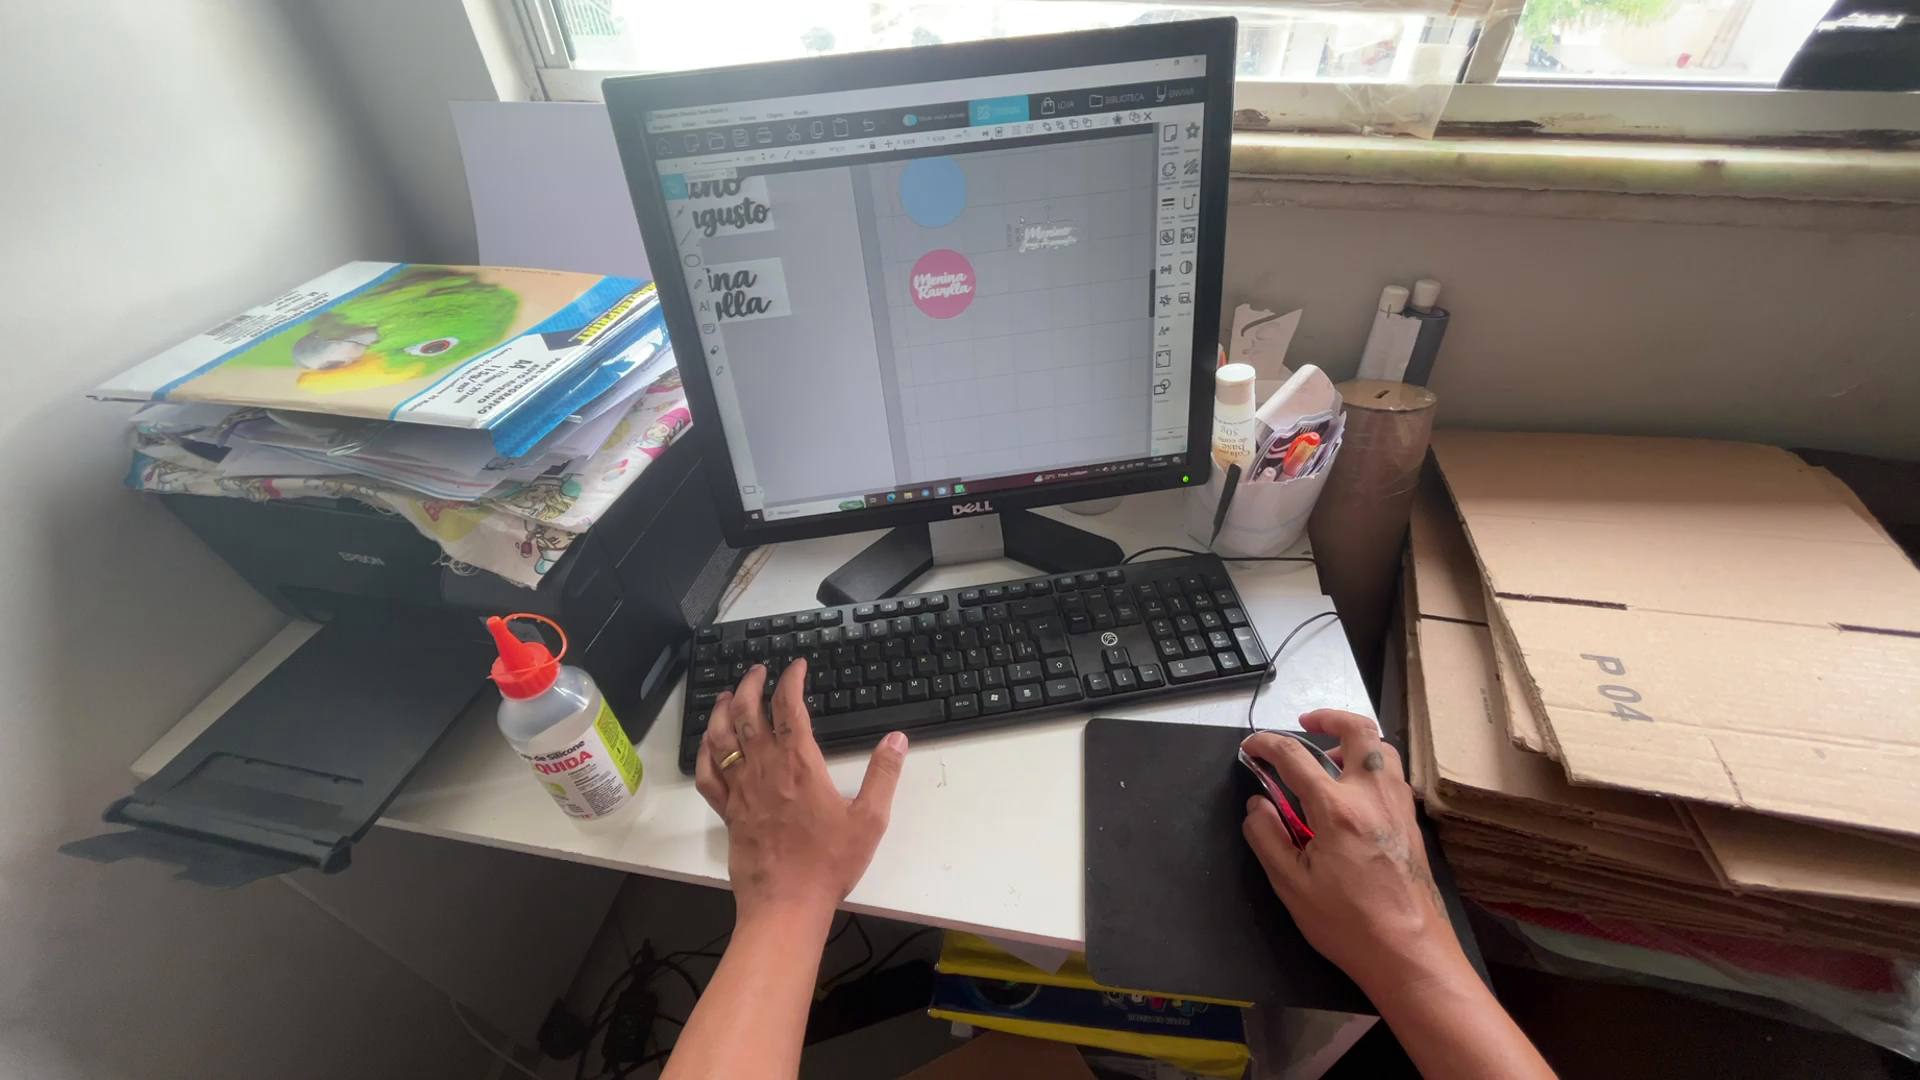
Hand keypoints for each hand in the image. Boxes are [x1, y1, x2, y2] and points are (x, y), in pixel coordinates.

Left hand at [694, 660, 906, 925]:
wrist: (786, 906)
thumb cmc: (827, 864)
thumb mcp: (869, 819)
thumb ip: (884, 775)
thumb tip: (896, 740)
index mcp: (799, 765)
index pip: (789, 707)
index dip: (791, 679)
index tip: (797, 666)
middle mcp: (765, 770)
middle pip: (747, 713)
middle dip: (751, 684)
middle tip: (758, 671)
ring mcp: (741, 791)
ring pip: (721, 738)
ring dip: (722, 710)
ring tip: (729, 694)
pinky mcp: (728, 813)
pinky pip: (708, 776)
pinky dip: (704, 753)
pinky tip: (709, 744)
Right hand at [1241, 709, 1464, 998]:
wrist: (1413, 959)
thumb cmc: (1349, 925)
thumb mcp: (1290, 884)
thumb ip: (1266, 836)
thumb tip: (1258, 806)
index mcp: (1337, 810)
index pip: (1294, 757)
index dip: (1265, 744)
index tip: (1251, 748)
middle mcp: (1373, 798)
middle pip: (1359, 731)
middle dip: (1328, 718)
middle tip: (1305, 724)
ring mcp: (1399, 809)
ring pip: (1384, 749)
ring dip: (1354, 741)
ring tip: (1329, 756)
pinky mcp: (1413, 825)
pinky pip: (1393, 775)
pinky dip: (1371, 764)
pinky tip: (1352, 789)